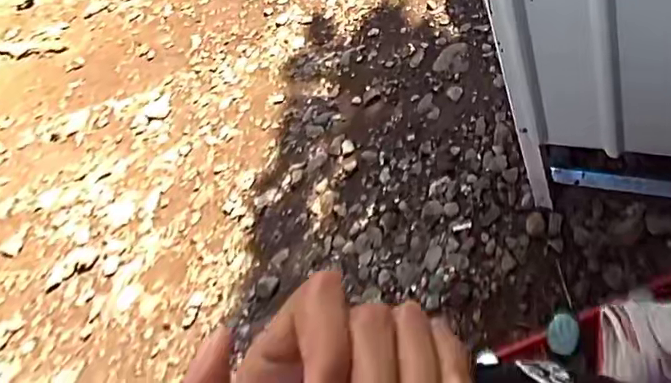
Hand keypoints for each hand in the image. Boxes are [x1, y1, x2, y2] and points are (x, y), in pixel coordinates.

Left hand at [181, 272, 470, 382]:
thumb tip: (220, 337)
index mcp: (284, 355)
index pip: (320, 296)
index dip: (326, 341)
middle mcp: (338, 342)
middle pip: (372, 315)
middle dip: (372, 375)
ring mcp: (383, 353)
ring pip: (414, 323)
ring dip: (413, 374)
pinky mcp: (423, 370)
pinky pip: (449, 347)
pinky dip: (448, 372)